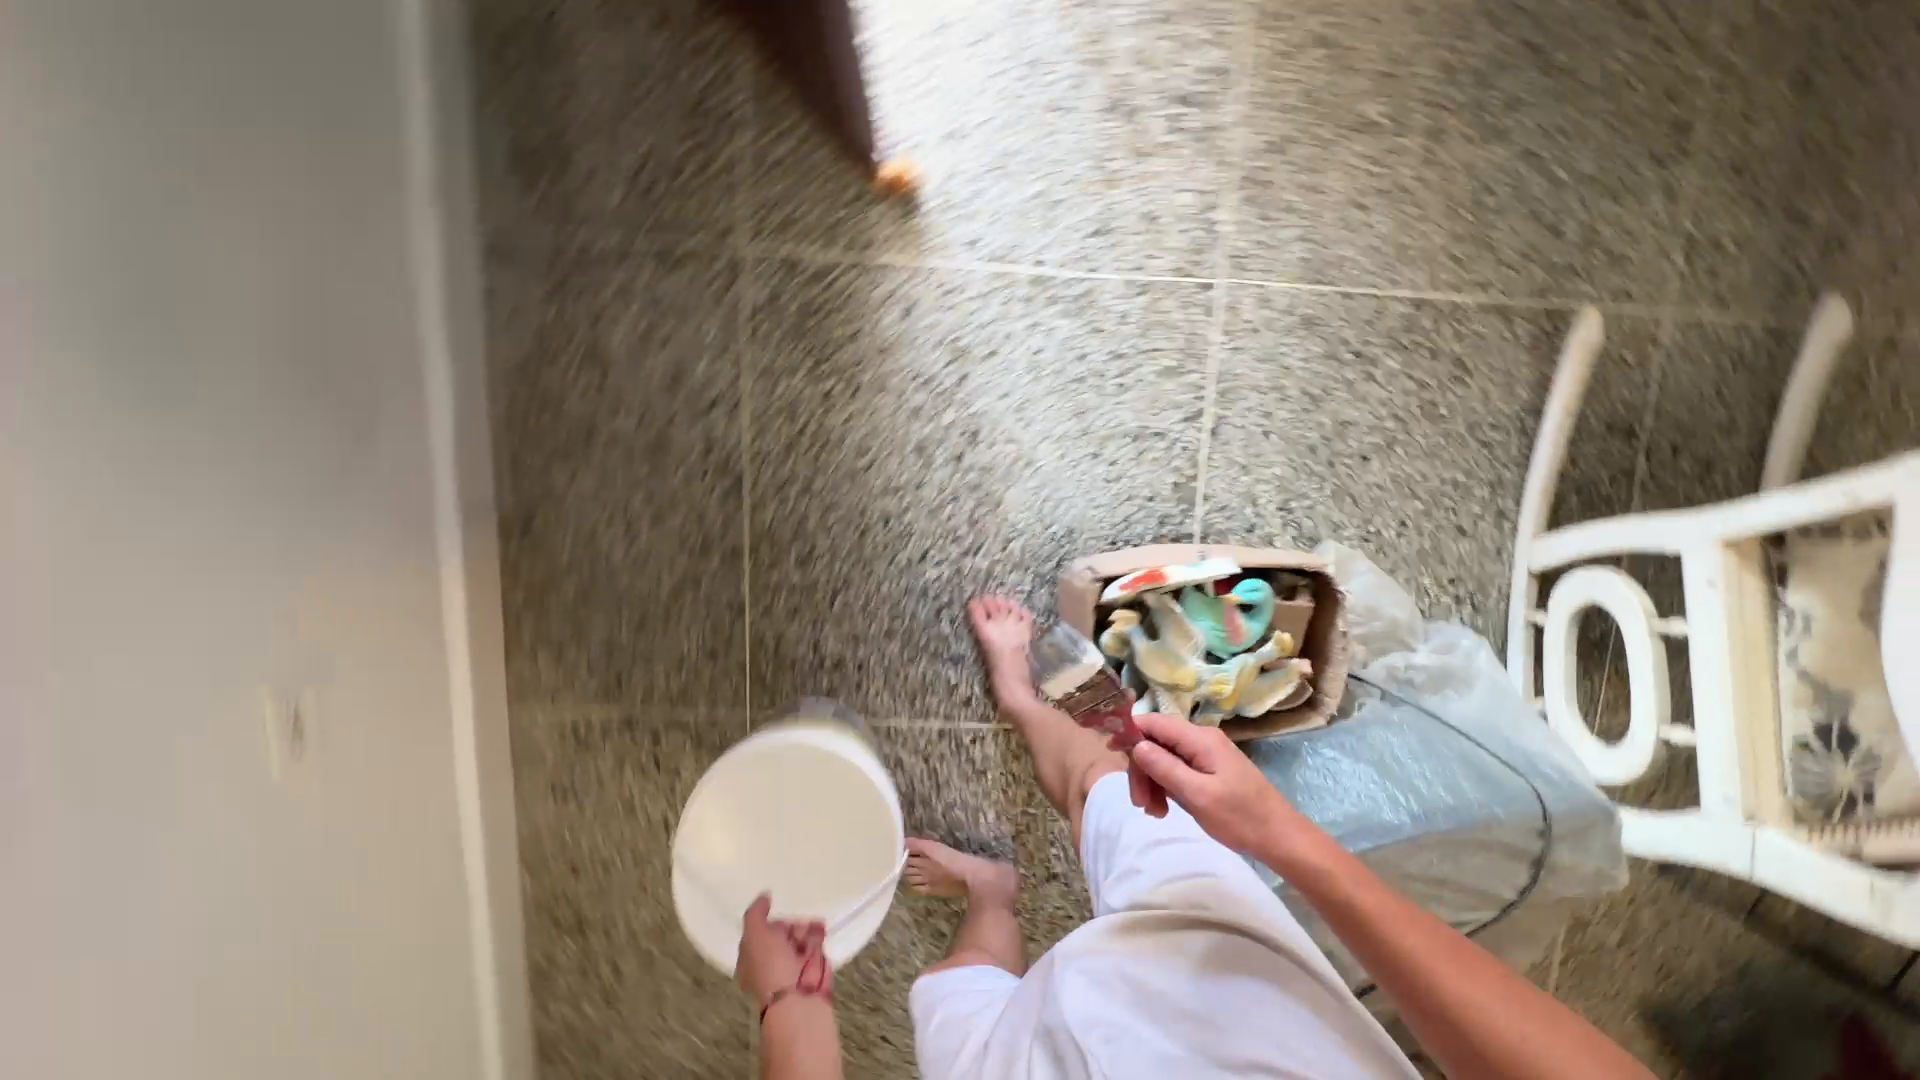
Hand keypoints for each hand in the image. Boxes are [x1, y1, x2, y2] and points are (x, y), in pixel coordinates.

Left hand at [736, 894, 831, 1002]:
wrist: (799, 998)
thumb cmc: (771, 966)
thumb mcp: (755, 935)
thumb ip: (757, 913)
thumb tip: (764, 895)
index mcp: (751, 959)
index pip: (761, 932)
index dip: (769, 922)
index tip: (776, 913)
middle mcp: (771, 963)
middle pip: (782, 933)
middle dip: (791, 925)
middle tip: (797, 925)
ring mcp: (794, 966)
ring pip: (800, 936)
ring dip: (806, 928)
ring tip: (813, 927)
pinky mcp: (814, 966)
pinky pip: (815, 943)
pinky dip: (817, 935)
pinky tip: (820, 930)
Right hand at [1126, 712, 1302, 854]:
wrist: (1280, 837)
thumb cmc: (1240, 817)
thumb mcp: (1198, 795)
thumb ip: (1165, 767)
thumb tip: (1136, 745)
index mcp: (1200, 739)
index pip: (1154, 722)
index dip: (1130, 732)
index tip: (1110, 751)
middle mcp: (1202, 739)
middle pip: (1157, 742)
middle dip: (1142, 769)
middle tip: (1140, 804)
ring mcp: (1206, 754)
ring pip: (1164, 757)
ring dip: (1153, 781)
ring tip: (1155, 812)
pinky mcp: (1210, 769)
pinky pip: (1178, 769)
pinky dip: (1166, 786)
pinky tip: (1166, 808)